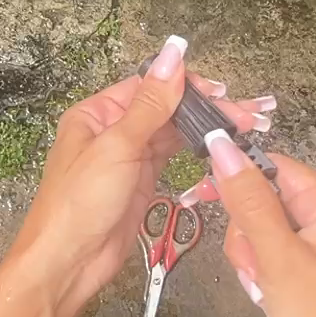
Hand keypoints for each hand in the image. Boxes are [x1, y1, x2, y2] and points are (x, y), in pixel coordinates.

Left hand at [0, 37, 268, 316]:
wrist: (69, 261)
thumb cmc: (80, 202)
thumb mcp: (118, 145)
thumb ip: (151, 102)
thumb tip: (173, 55)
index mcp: (96, 113)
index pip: (147, 86)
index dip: (184, 85)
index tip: (220, 91)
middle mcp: (110, 131)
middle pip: (163, 108)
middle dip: (204, 108)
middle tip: (246, 114)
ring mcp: (127, 157)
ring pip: (171, 133)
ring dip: (205, 129)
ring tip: (244, 127)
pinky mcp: (141, 182)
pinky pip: (172, 157)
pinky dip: (195, 151)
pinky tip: (218, 146)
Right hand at [205, 137, 315, 316]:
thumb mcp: (278, 260)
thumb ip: (248, 202)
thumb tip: (220, 144)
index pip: (270, 166)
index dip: (234, 181)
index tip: (201, 201)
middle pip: (267, 198)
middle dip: (249, 235)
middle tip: (256, 272)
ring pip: (270, 225)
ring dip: (256, 256)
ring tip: (266, 288)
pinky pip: (285, 246)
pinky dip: (271, 267)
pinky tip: (275, 293)